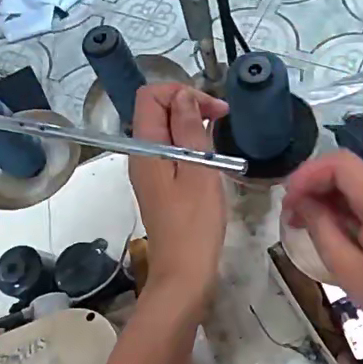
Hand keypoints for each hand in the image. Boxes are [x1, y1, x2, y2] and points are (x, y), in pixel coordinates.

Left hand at [129, 83, 229, 313]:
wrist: (184, 271)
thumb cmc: (195, 223)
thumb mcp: (199, 171)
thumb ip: (190, 130)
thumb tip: (184, 97)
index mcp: (146, 148)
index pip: (151, 96)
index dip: (181, 92)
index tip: (212, 109)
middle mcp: (141, 156)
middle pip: (156, 110)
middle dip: (188, 105)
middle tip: (221, 119)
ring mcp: (149, 172)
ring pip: (165, 131)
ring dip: (191, 126)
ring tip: (219, 139)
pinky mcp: (160, 186)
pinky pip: (171, 152)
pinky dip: (191, 146)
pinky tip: (210, 160)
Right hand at [281, 150, 362, 352]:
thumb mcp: (346, 267)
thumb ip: (320, 227)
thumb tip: (300, 202)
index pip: (339, 164)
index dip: (306, 176)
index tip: (286, 204)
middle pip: (345, 169)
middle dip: (312, 185)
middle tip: (289, 214)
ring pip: (353, 182)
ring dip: (324, 196)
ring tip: (300, 223)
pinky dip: (341, 207)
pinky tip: (324, 228)